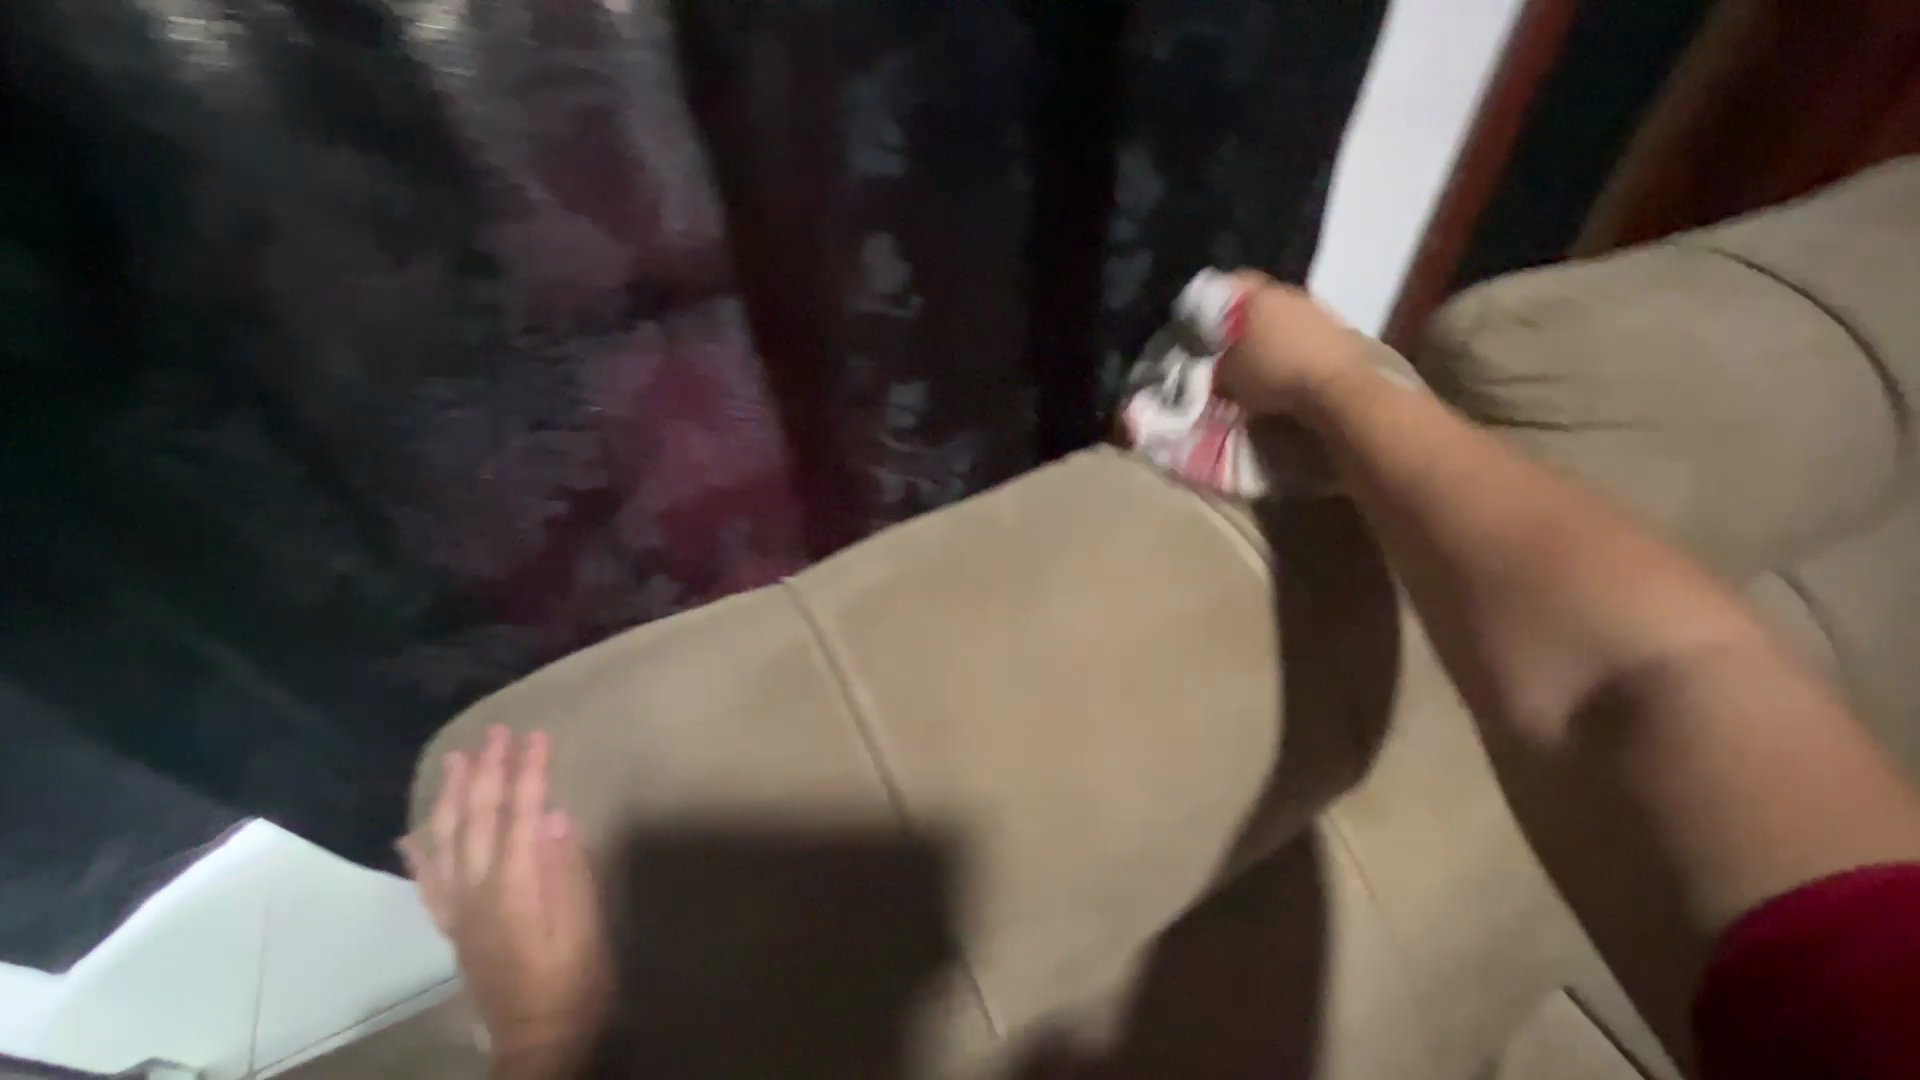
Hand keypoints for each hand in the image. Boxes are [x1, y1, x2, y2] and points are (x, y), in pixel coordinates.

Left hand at [400, 727, 612, 1068]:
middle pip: (478, 818)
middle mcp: (477, 890)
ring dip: (450, 796)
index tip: (538, 733)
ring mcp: (460, 908)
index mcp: (514, 884)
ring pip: (446, 841)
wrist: (541, 1036)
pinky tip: (413, 834)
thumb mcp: (584, 923)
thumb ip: (566, 868)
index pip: (521, 812)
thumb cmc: (576, 976)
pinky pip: (429, 882)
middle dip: (487, 770)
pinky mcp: (456, 926)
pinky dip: (419, 853)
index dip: (529, 770)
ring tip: (454, 759)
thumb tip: (552, 814)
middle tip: (496, 731)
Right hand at [1213, 270, 1370, 416]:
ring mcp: (1317, 309)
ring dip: (1271, 337)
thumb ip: (1217, 365)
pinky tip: (1287, 370)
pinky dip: (1293, 348)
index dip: (1215, 301)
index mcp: (1258, 295)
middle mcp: (1289, 293)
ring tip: (1260, 364)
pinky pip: (1304, 335)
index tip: (1206, 324)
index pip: (1231, 283)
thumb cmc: (1273, 374)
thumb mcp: (1228, 377)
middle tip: (1231, 348)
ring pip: (1283, 318)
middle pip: (1259, 302)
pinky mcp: (1338, 330)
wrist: (1337, 388)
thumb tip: (1218, 364)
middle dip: (1244, 323)